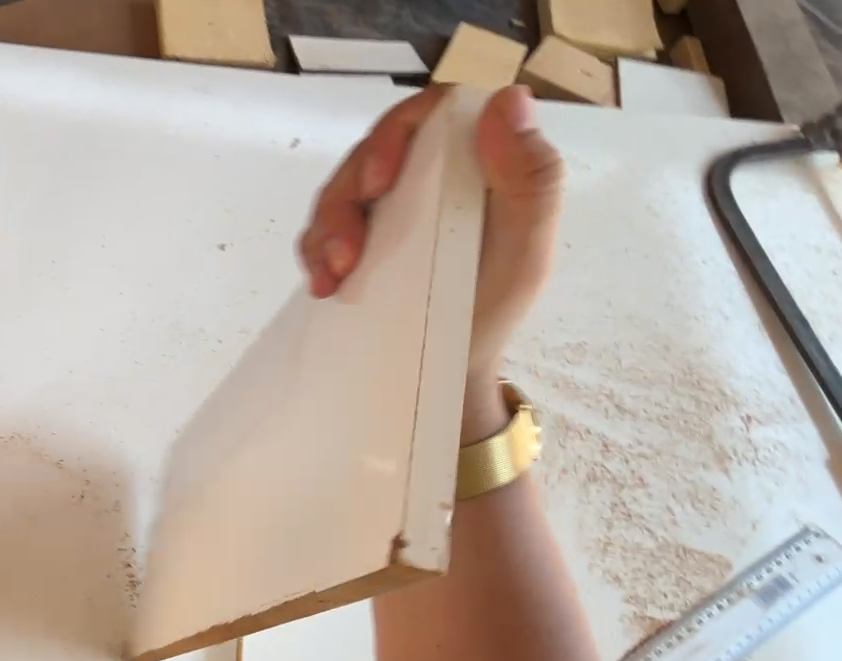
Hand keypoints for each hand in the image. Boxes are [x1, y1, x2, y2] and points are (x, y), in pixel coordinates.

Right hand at [298, 85, 563, 441]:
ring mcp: (387, 214)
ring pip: (338, 192)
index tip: (378, 184)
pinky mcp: (355, 245)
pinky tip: (323, 287)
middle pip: (372, 153)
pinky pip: (318, 232)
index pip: (430, 116)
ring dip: (325, 231)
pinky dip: (312, 255)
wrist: (444, 377)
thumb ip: (529, 181)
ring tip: (331, 279)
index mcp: (475, 167)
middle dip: (346, 199)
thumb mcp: (524, 253)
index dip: (395, 134)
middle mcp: (427, 180)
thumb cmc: (490, 317)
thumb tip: (506, 102)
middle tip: (344, 256)